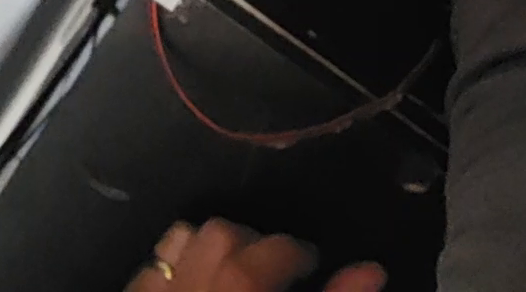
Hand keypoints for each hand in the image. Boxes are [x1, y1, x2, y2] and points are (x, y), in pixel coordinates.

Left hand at [124, 220, 387, 291]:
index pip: (264, 257)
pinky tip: (192, 275)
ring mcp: (161, 288)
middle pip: (220, 238)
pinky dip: (177, 259)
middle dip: (254, 242)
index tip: (313, 258)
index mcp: (239, 289)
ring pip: (182, 240)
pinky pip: (152, 262)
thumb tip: (373, 269)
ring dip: (214, 245)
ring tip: (238, 269)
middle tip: (280, 267)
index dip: (292, 251)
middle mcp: (194, 286)